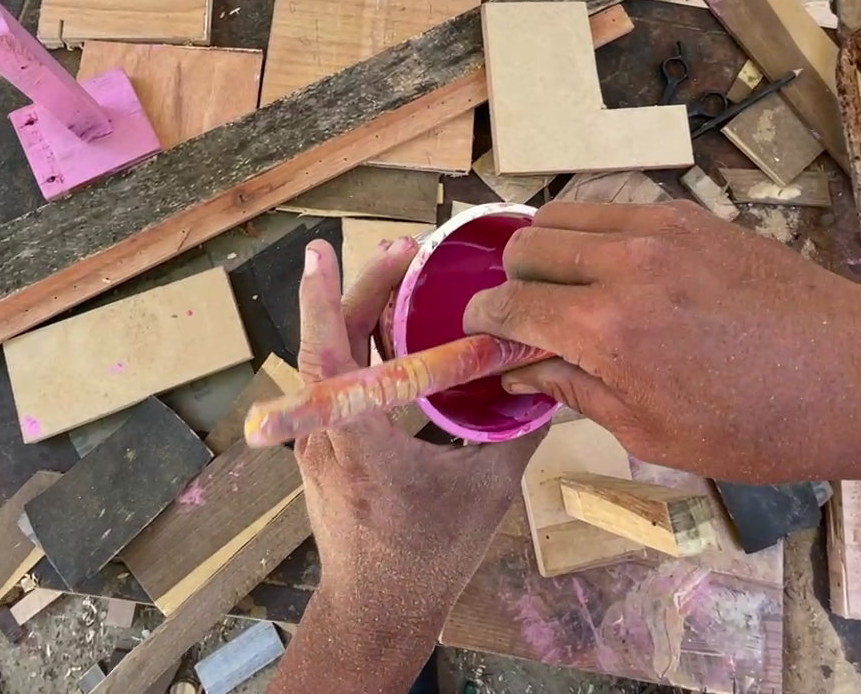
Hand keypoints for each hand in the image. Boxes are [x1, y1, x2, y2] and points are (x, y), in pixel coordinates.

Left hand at [293, 236, 542, 616]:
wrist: (374, 613)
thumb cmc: (429, 560)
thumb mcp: (486, 496)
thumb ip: (516, 436)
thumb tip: (546, 381)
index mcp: (363, 449)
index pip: (331, 364)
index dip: (321, 305)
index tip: (322, 253)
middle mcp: (326, 436)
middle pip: (327, 344)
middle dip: (359, 287)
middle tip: (405, 248)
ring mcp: (314, 439)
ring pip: (325, 356)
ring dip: (355, 307)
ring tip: (399, 270)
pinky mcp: (319, 442)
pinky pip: (332, 376)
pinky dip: (356, 338)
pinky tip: (389, 322)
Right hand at [466, 200, 860, 484]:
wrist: (860, 370)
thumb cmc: (760, 424)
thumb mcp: (655, 433)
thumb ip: (575, 391)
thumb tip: (519, 371)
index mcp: (608, 329)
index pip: (510, 305)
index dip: (481, 318)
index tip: (477, 329)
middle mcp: (622, 264)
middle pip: (525, 245)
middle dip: (509, 281)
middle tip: (528, 315)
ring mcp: (657, 228)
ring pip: (561, 214)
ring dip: (546, 249)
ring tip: (566, 286)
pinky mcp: (687, 214)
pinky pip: (611, 209)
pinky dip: (591, 234)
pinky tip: (616, 269)